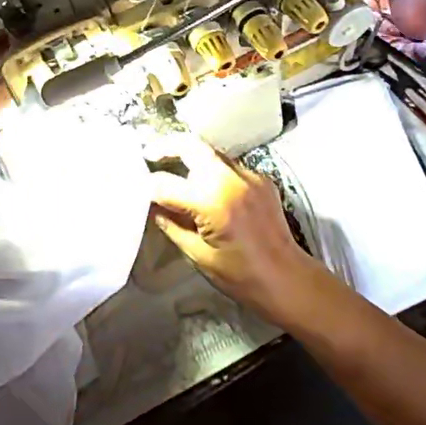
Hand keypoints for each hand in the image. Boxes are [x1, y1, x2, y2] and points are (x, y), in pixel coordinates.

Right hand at [148, 135, 333, 326]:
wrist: (288, 279)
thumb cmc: (241, 277)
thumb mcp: (198, 255)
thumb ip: (171, 224)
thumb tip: (150, 206)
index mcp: (212, 202)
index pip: (166, 183)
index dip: (148, 186)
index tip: (138, 188)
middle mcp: (230, 179)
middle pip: (190, 145)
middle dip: (167, 147)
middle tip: (150, 155)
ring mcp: (249, 175)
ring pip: (210, 152)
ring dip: (191, 158)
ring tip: (176, 171)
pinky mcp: (261, 177)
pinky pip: (229, 165)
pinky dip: (213, 171)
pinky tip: (208, 189)